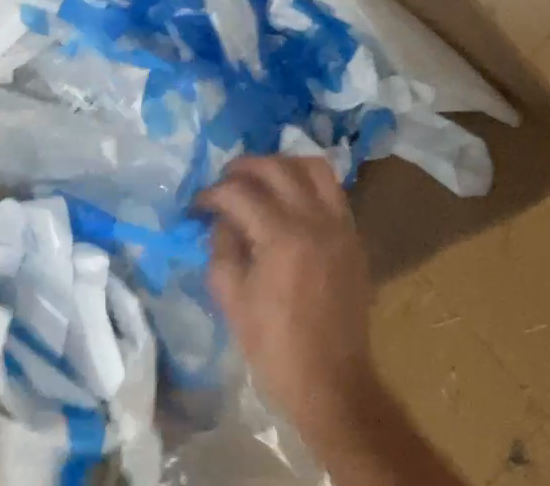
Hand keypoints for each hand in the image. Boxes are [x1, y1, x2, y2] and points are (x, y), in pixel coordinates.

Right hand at [196, 156, 376, 431]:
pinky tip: (286, 204)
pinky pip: (332, 193)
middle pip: (276, 167)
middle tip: (222, 185)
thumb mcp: (229, 294)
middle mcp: (316, 221)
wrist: (331, 383)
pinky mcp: (354, 241)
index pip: (237, 192)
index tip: (195, 207)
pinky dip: (306, 186)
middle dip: (242, 168)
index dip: (209, 194)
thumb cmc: (273, 344)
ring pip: (314, 169)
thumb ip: (221, 245)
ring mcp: (341, 228)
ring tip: (259, 182)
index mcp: (282, 236)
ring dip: (281, 167)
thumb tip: (221, 219)